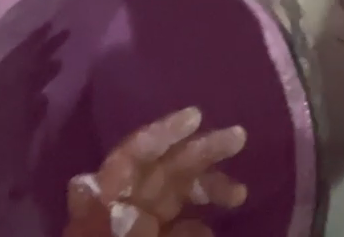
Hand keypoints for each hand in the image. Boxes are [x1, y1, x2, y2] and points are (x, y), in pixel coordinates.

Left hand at [62, 107, 247, 236]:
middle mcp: (117, 214)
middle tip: (238, 137)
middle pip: (159, 170)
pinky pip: (171, 229)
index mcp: (104, 210)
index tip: (197, 118)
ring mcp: (132, 234)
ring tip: (239, 194)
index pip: (132, 157)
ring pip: (171, 197)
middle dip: (199, 152)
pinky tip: (212, 230)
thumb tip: (187, 223)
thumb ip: (154, 234)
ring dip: (206, 188)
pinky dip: (194, 227)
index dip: (162, 133)